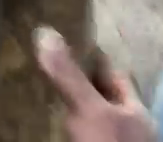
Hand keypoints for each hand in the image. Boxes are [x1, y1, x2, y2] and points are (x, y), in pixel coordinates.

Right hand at [36, 27, 155, 141]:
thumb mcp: (91, 111)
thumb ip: (69, 75)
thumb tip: (44, 31)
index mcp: (135, 112)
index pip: (111, 73)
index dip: (87, 52)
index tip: (58, 34)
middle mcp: (124, 129)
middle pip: (95, 96)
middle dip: (68, 78)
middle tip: (34, 57)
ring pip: (80, 118)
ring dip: (58, 105)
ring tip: (27, 86)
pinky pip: (66, 135)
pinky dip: (51, 127)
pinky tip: (33, 121)